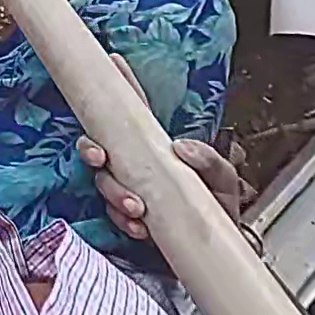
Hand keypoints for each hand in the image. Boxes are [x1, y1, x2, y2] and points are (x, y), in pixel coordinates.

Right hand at [75, 54, 253, 240]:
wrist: (217, 253)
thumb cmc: (217, 207)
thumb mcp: (223, 179)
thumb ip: (209, 160)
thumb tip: (180, 149)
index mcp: (153, 145)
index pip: (134, 109)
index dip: (123, 84)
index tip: (113, 61)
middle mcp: (134, 162)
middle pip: (98, 146)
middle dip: (90, 149)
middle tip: (102, 157)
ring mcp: (128, 187)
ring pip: (102, 181)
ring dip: (114, 192)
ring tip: (137, 207)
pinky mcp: (128, 216)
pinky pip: (113, 215)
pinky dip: (124, 220)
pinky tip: (139, 226)